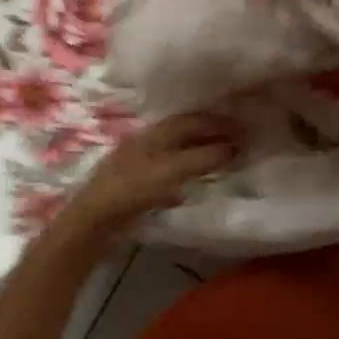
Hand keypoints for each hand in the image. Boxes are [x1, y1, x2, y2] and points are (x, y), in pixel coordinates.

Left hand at [59, 112, 241, 239]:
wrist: (94, 220)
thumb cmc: (133, 189)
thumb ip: (204, 158)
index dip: (219, 121)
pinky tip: (194, 181)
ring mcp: (142, 161)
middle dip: (211, 132)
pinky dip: (188, 170)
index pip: (194, 119)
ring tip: (222, 157)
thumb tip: (235, 147)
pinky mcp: (138, 183)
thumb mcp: (172, 171)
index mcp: (158, 131)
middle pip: (186, 130)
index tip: (244, 127)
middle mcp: (150, 140)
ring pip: (178, 149)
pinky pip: (171, 169)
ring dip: (200, 151)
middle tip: (238, 140)